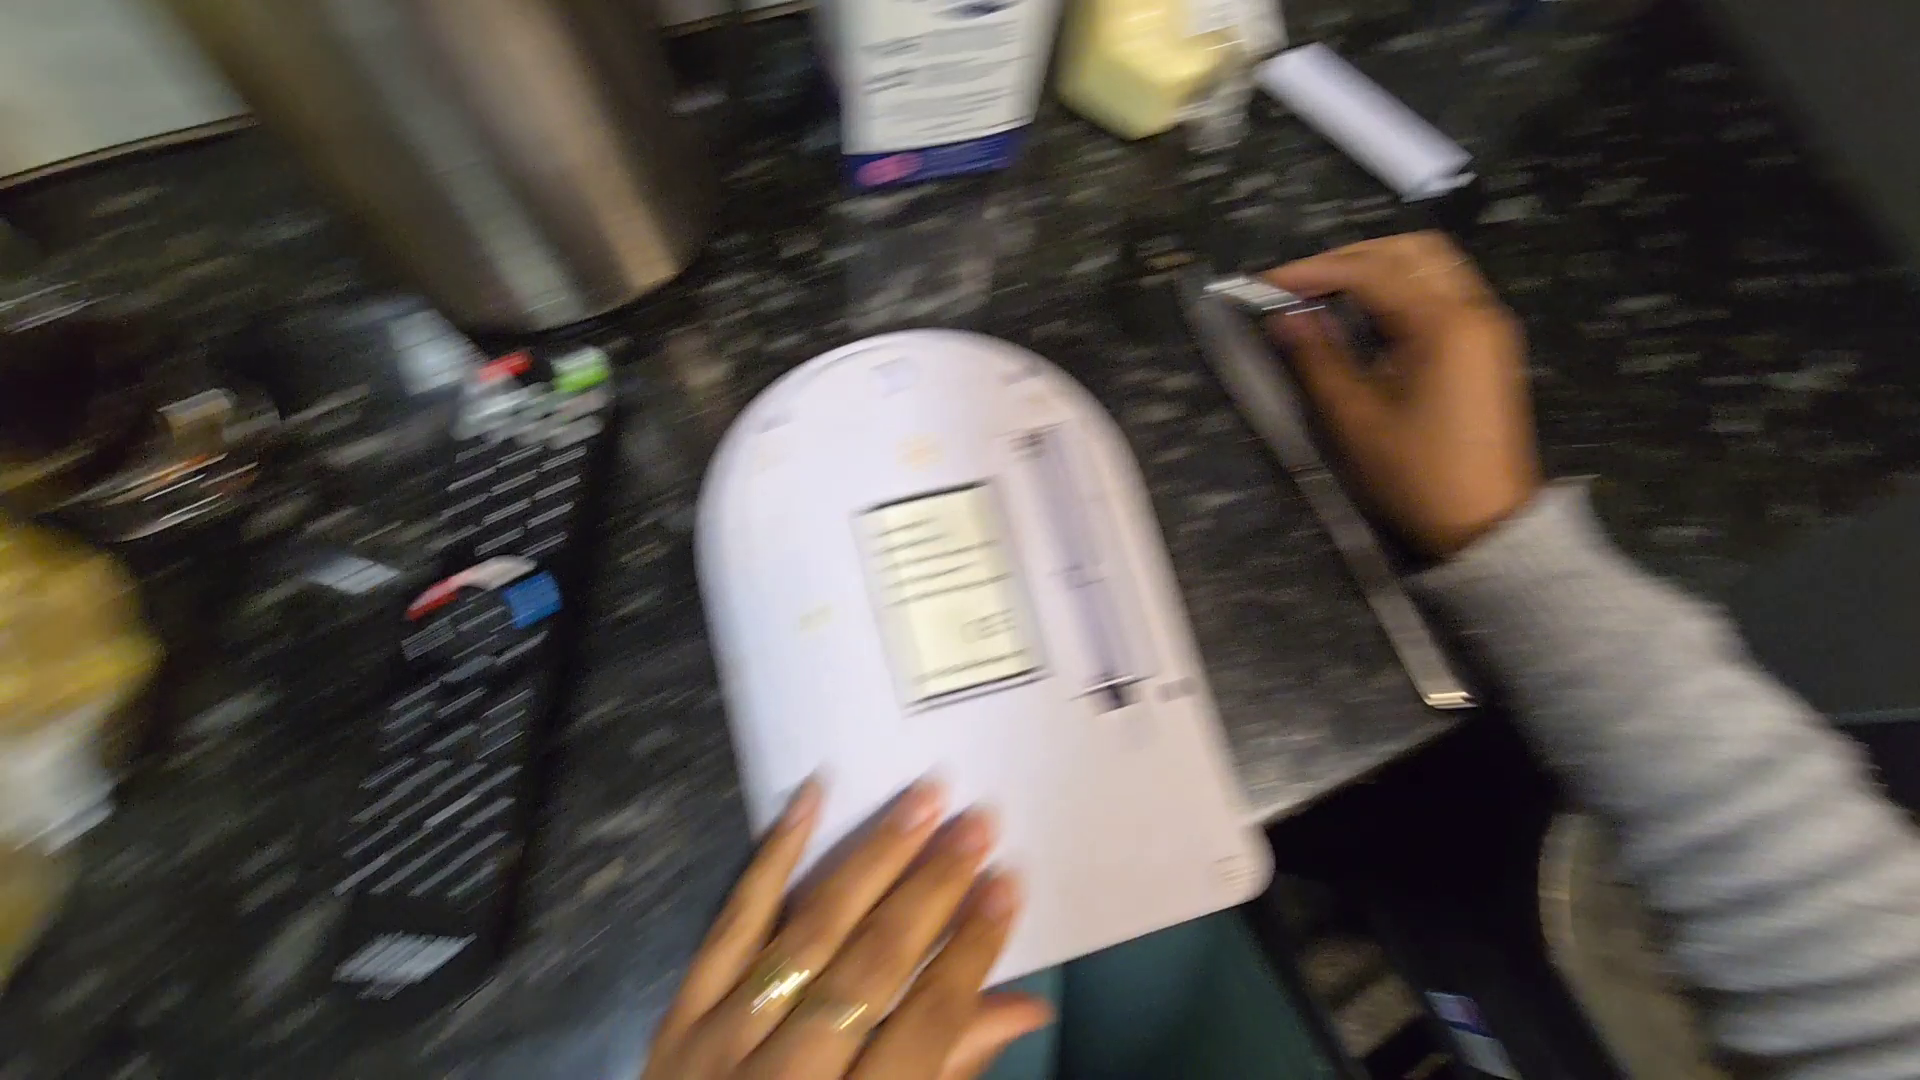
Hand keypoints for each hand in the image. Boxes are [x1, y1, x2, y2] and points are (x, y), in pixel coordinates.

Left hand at [642, 779, 1051, 1079]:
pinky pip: (733, 923)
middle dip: (932, 889)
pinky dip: (773, 857)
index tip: (1007, 883)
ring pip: (813, 929)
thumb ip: (948, 1071)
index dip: (972, 952)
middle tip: (976, 824)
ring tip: (922, 802)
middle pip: (872, 963)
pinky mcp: (682, 1012)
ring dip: (874, 858)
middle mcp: (786, 1074)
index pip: (927, 1022)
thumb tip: (1028, 1005)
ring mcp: (723, 1039)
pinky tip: (810, 797)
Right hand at [1263, 231, 1542, 557]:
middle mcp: (1472, 310)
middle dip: (1347, 258)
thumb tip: (1284, 317)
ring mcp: (1485, 325)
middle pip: (1408, 251)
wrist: (1484, 521)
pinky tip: (1362, 316)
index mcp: (1443, 324)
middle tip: (1298, 285)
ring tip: (1324, 295)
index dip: (1313, 271)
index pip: (1371, 272)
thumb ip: (1317, 358)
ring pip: (1428, 265)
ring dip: (1374, 269)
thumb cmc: (1415, 474)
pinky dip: (1396, 289)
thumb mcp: (1355, 419)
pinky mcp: (1483, 345)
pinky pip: (1439, 291)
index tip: (1265, 285)